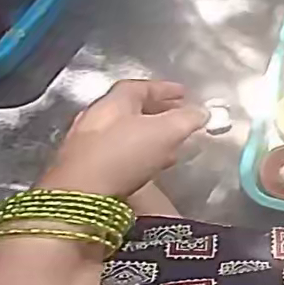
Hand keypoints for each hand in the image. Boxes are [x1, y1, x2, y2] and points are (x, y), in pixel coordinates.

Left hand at [38, 80, 207, 198]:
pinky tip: (151, 166)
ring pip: (125, 133)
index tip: (185, 94)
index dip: (165, 89)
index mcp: (113, 102)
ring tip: (172, 145)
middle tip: (180, 119)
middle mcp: (95, 118)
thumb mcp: (166, 132)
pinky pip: (118, 154)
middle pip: (131, 109)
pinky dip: (138, 155)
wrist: (81, 197)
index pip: (141, 87)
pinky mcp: (85, 169)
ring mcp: (86, 144)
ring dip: (149, 136)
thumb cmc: (124, 155)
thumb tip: (202, 112)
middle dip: (159, 113)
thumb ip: (187, 119)